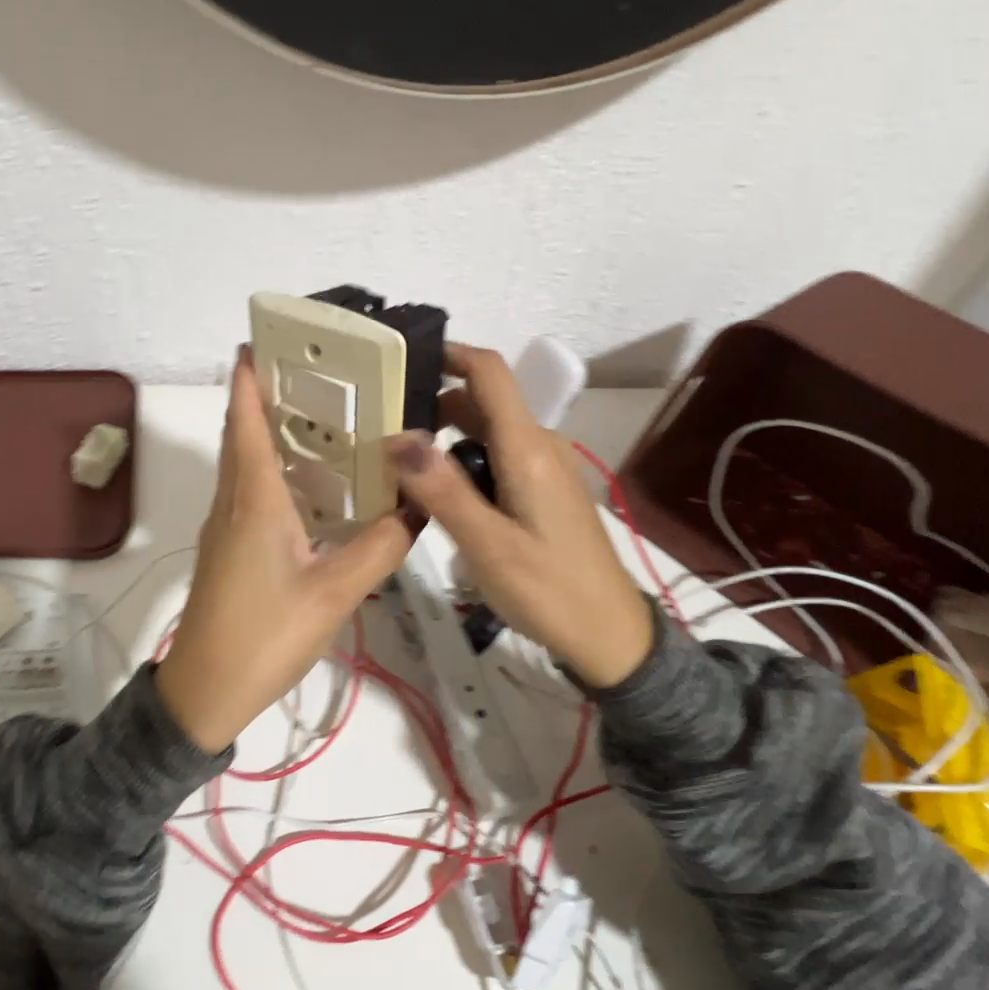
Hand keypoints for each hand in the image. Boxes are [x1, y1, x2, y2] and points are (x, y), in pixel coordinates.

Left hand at [156, 348, 416, 752]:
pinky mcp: (226, 550)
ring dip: (265, 431)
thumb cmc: (264, 636)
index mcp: (253, 499)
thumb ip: (380, 547)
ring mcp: (223, 527)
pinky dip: (269, 469)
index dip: (250, 378)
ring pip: (242, 463)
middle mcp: (232, 502)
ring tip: (315, 416)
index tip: (261, 339)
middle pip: (241, 434)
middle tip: (309, 370)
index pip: (246, 421)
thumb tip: (420, 504)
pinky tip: (305, 485)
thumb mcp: (334, 594)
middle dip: (263, 395)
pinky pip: (246, 491)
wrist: (205, 689)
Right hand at [384, 344, 652, 687]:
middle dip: (431, 406)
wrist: (610, 634)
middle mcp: (538, 447)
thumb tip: (396, 437)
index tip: (398, 360)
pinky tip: (436, 499)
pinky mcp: (543, 492)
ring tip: (397, 472)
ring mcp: (544, 469)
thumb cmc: (549, 590)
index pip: (489, 373)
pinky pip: (497, 460)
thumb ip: (442, 490)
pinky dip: (463, 465)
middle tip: (378, 433)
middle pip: (481, 402)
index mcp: (528, 449)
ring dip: (444, 441)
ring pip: (486, 433)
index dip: (447, 354)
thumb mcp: (487, 545)